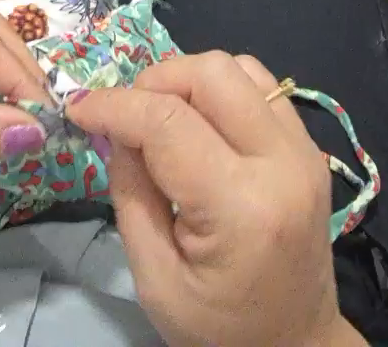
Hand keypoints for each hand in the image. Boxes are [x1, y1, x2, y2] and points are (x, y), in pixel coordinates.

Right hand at [68, 52, 361, 346]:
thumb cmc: (220, 329)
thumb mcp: (155, 279)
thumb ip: (130, 193)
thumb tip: (117, 128)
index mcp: (243, 208)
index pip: (169, 122)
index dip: (115, 105)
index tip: (78, 108)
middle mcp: (283, 163)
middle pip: (211, 73)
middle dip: (154, 82)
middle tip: (127, 119)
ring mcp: (304, 149)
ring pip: (238, 66)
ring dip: (188, 79)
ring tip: (163, 119)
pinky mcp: (308, 144)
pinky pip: (260, 84)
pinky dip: (219, 87)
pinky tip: (201, 121)